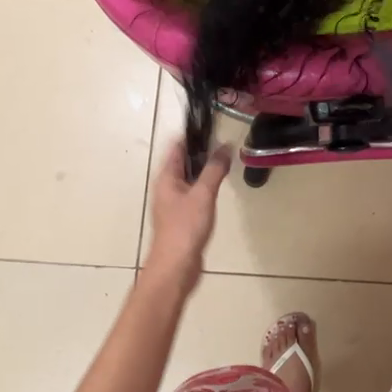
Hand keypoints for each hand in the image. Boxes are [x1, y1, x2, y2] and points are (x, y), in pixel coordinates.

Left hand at [144, 141, 231, 288]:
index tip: (212, 125)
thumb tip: (225, 146)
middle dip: (202, 150)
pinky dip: (205, 185)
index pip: (177, 146)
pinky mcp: (182, 217)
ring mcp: (173, 202)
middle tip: (224, 141)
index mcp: (166, 177)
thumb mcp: (203, 194)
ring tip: (225, 160)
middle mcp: (167, 186)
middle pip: (183, 161)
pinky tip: (219, 187)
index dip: (192, 134)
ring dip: (205, 168)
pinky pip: (194, 193)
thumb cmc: (186, 227)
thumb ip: (214, 169)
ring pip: (189, 177)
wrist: (176, 267)